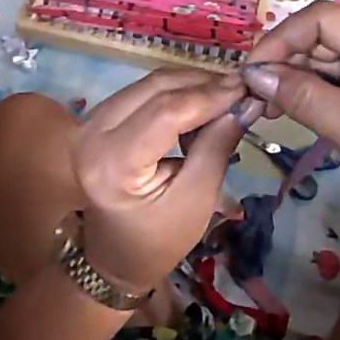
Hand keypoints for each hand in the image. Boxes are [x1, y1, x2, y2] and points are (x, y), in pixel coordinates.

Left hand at [71, 69, 256, 293]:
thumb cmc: (158, 240)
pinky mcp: (98, 117)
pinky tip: (201, 105)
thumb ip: (217, 147)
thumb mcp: (196, 200)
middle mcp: (93, 134)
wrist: (114, 256)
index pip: (166, 112)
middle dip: (203, 83)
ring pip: (150, 83)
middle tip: (243, 90)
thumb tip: (246, 104)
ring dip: (191, 84)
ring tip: (227, 98)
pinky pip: (143, 91)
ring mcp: (91, 122)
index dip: (210, 95)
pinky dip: (176, 92)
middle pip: (156, 88)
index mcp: (113, 164)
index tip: (248, 90)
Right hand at [241, 2, 339, 250]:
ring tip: (264, 106)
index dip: (281, 39)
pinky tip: (286, 108)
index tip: (250, 72)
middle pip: (321, 35)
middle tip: (251, 95)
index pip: (323, 18)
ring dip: (292, 77)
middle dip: (284, 61)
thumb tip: (253, 76)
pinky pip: (335, 78)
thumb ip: (303, 97)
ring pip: (323, 57)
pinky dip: (308, 91)